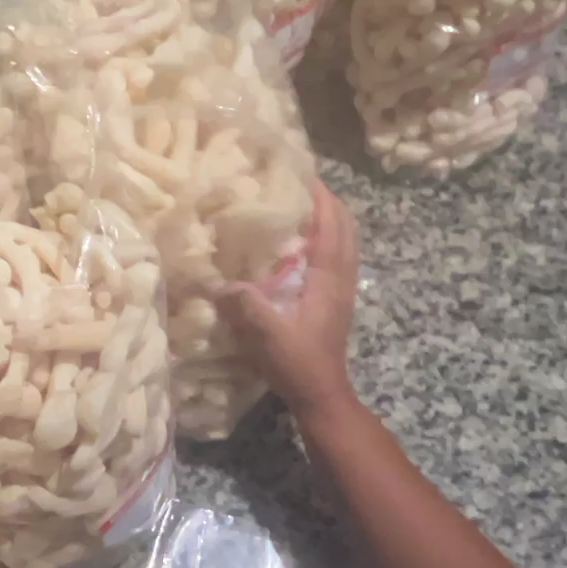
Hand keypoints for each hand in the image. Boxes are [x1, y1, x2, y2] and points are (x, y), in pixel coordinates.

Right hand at [220, 177, 359, 418]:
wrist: (321, 394)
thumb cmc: (297, 363)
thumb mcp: (267, 335)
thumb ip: (247, 306)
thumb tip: (221, 282)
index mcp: (328, 279)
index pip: (331, 227)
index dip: (321, 198)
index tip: (302, 174)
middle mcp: (340, 278)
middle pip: (345, 228)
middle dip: (327, 202)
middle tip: (300, 184)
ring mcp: (341, 290)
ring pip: (344, 242)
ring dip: (329, 219)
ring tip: (300, 206)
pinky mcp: (334, 300)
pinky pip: (336, 257)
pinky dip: (325, 239)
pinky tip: (300, 244)